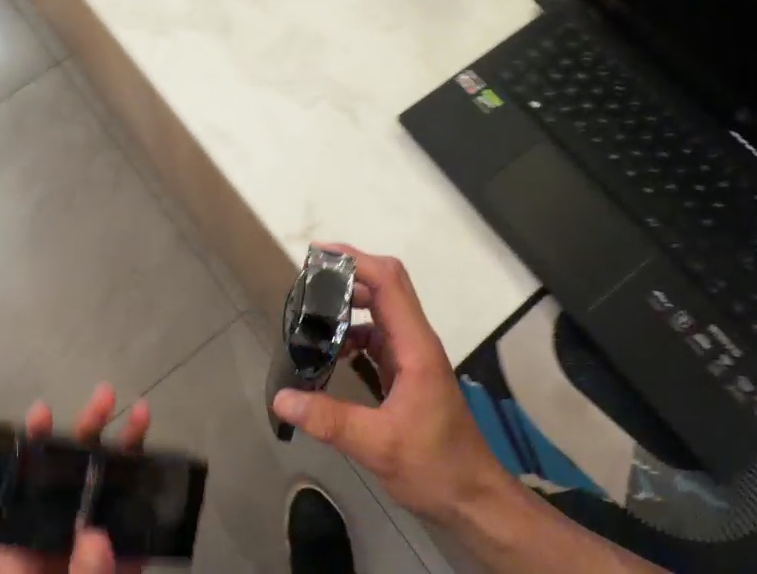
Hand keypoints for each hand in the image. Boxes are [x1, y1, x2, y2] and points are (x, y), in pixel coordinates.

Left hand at [0, 383, 152, 573]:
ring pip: (108, 486)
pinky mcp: (126, 555)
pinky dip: (150, 487)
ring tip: (142, 411)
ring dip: (125, 447)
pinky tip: (162, 460)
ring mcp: (97, 541)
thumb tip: (96, 535)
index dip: (31, 448)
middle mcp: (63, 532)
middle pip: (72, 474)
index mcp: (30, 546)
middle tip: (104, 396)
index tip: (42, 410)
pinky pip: (137, 514)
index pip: (24, 490)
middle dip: (88, 432)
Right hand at [270, 244, 509, 525]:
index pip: (389, 283)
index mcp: (416, 348)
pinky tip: (330, 351)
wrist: (474, 500)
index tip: (319, 254)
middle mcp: (417, 342)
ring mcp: (414, 356)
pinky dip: (353, 333)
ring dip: (350, 303)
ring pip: (382, 310)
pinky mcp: (408, 373)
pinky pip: (378, 336)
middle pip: (387, 286)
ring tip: (311, 312)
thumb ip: (330, 420)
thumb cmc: (435, 468)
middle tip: (308, 278)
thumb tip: (282, 399)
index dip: (356, 260)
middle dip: (349, 273)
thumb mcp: (378, 447)